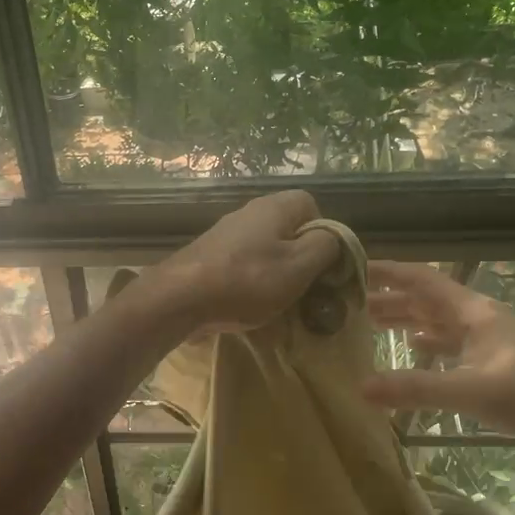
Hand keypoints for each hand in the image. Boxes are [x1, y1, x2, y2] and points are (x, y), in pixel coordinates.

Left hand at [140, 191, 342, 331]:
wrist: (179, 299)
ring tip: (277, 303)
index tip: (324, 265)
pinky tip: (247, 308)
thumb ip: (326, 246)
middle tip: (303, 289)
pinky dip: (250, 285)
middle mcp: (248, 213)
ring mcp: (224, 235)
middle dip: (299, 260)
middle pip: (287, 231)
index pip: (312, 206)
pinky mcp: (208, 258)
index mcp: (275, 206)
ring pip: (264, 252)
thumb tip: (335, 238)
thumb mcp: (300, 265)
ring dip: (274, 276)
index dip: (324, 235)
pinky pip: (241, 268)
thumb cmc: (247, 281)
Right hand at [361, 261, 514, 446]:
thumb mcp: (471, 390)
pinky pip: (455, 344)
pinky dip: (431, 343)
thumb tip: (361, 387)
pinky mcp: (499, 363)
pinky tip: (419, 349)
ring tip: (376, 322)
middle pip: (429, 301)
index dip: (390, 273)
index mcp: (474, 314)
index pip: (423, 282)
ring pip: (441, 321)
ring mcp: (491, 341)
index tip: (356, 266)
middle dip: (392, 298)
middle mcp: (481, 320)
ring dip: (409, 319)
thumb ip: (416, 389)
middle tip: (353, 302)